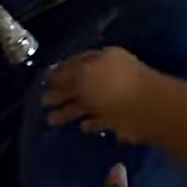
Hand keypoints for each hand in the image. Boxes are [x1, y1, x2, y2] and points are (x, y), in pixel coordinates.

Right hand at [43, 47, 166, 144]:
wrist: (143, 108)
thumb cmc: (111, 85)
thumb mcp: (84, 74)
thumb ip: (67, 74)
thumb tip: (52, 74)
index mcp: (102, 59)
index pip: (78, 61)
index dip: (61, 70)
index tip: (45, 79)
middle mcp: (108, 76)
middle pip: (81, 84)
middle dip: (62, 92)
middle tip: (43, 102)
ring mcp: (114, 97)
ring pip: (87, 103)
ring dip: (69, 111)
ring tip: (51, 121)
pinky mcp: (119, 117)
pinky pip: (100, 119)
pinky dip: (90, 123)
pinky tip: (80, 127)